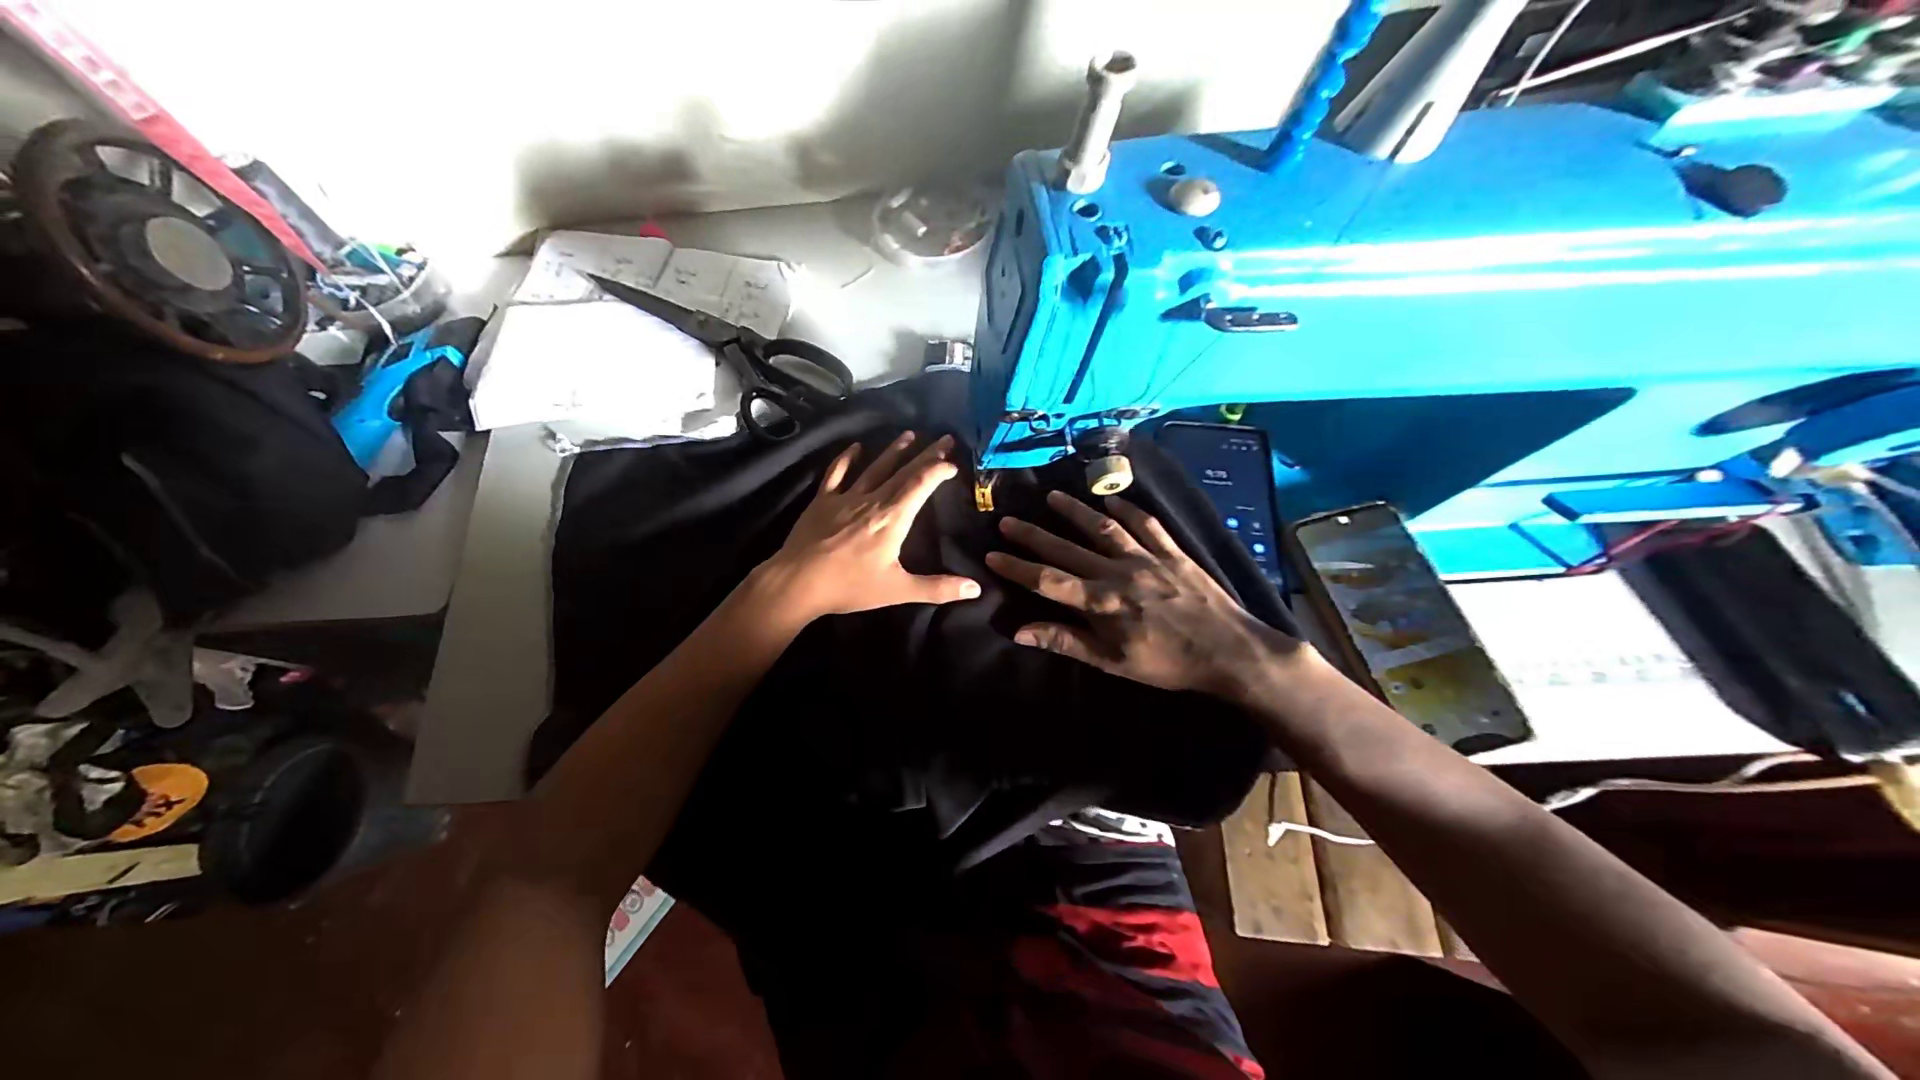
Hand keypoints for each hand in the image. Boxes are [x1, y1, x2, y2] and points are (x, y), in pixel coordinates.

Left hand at [757, 431, 979, 622]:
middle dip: (926, 454)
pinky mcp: (822, 501)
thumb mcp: (897, 590)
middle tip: (944, 439)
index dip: (939, 469)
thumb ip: (937, 588)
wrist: (797, 582)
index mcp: (892, 518)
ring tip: (909, 434)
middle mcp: (872, 500)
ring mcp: (845, 497)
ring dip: (893, 450)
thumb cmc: (849, 586)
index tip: (953, 463)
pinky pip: (837, 473)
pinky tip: (855, 447)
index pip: (921, 483)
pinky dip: (847, 458)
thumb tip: (975, 589)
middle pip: (903, 471)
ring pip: (874, 467)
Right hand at [985, 491, 1297, 698]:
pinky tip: (1112, 499)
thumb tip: (1019, 631)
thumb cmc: (1169, 664)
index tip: (992, 554)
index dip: (1017, 566)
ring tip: (1051, 496)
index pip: (1048, 580)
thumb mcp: (1113, 663)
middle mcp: (1118, 573)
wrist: (1231, 652)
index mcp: (1101, 604)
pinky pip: (1147, 524)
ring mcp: (1147, 558)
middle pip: (1067, 548)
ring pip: (1103, 528)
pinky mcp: (1173, 552)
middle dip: (1033, 534)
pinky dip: (1128, 508)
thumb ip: (1066, 641)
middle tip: (1007, 520)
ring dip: (1075, 511)